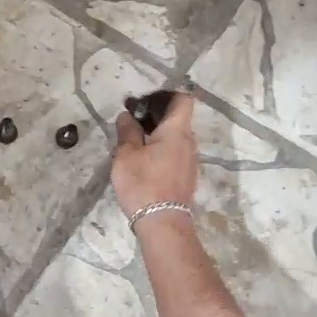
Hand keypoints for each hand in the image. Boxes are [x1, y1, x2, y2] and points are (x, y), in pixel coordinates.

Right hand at [111, 93, 199, 220]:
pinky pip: (175, 152)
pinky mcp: (186, 175)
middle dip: (156, 115)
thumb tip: (127, 116)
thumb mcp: (126, 155)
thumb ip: (127, 132)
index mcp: (177, 131)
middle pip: (178, 118)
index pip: (183, 99)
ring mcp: (190, 160)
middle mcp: (189, 142)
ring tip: (133, 140)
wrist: (162, 222)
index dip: (166, 93)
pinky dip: (161, 149)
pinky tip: (142, 159)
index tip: (145, 99)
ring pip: (175, 137)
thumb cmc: (143, 183)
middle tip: (131, 119)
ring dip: (157, 134)